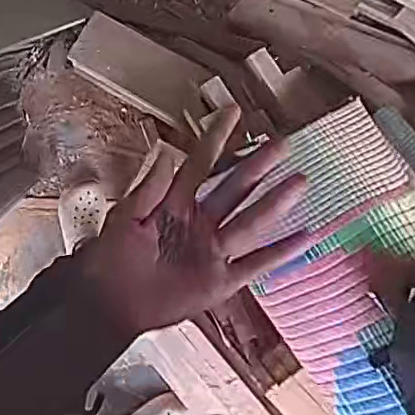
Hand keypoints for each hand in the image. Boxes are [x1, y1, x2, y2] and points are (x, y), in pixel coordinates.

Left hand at [73, 106, 311, 336]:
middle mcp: (198, 223)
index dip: (216, 138)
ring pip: (250, 222)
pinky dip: (281, 252)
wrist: (109, 301)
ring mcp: (211, 250)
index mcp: (174, 204)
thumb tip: (166, 153)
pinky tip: (305, 237)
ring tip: (299, 181)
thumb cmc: (110, 258)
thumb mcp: (124, 217)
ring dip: (275, 202)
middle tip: (282, 143)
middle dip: (257, 166)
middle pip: (234, 188)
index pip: (200, 164)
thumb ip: (148, 188)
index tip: (233, 113)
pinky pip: (255, 264)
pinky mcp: (220, 280)